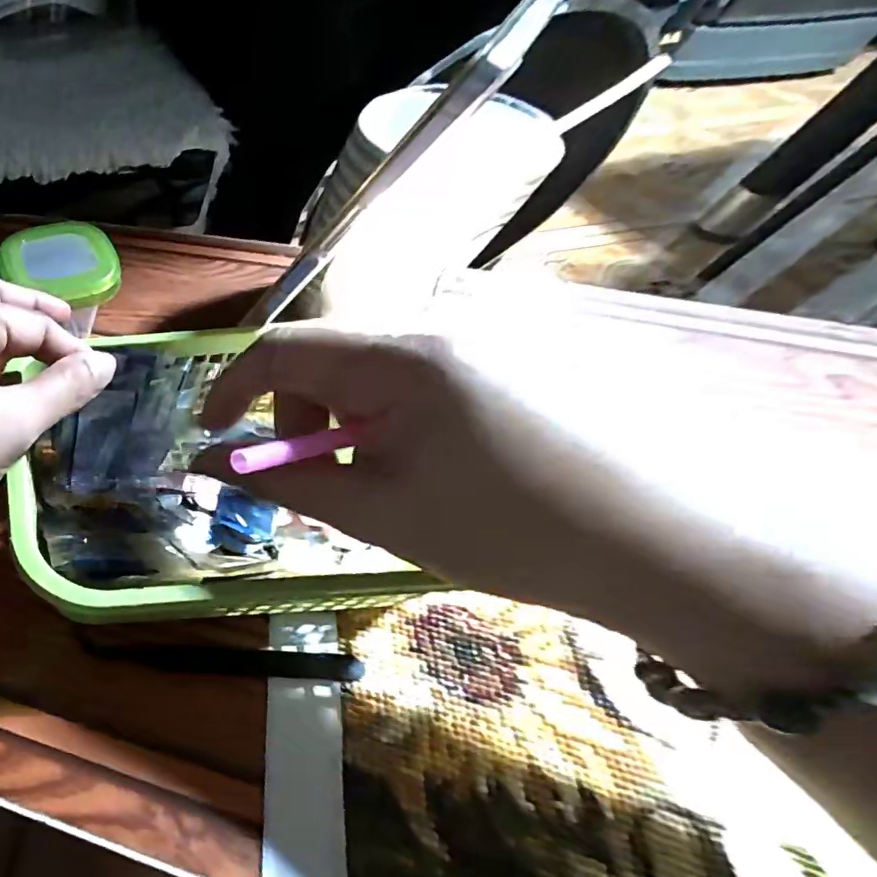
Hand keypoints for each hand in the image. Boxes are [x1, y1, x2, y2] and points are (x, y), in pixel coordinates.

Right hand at [194, 321, 876, 696]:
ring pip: (369, 370)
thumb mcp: (375, 513)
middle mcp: (436, 327)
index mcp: (398, 356)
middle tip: (312, 481)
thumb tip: (207, 460)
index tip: (210, 434)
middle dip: (296, 418)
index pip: (281, 347)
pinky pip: (417, 377)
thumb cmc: (506, 534)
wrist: (670, 549)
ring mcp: (480, 339)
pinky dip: (390, 418)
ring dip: (344, 423)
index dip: (231, 387)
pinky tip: (425, 466)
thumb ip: (281, 482)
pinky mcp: (510, 359)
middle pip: (325, 356)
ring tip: (375, 482)